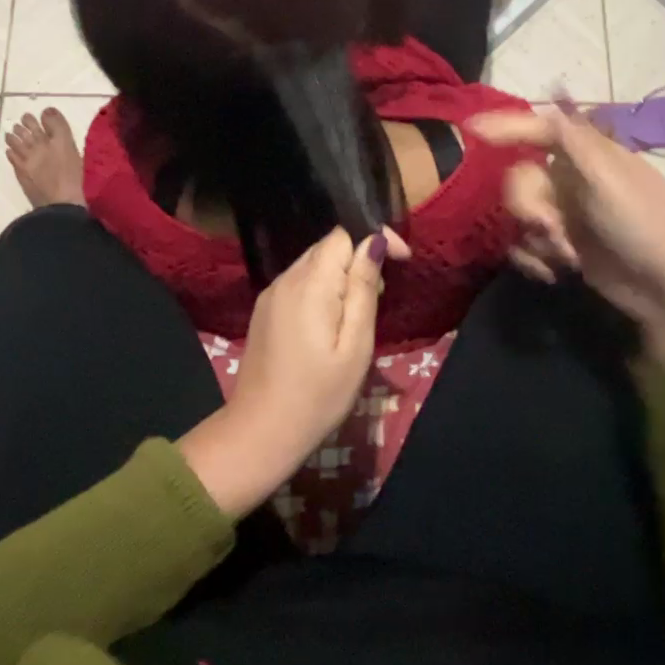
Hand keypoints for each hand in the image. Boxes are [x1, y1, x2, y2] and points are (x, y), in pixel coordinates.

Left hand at [178, 227, 409, 516]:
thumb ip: (363, 290)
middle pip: (326, 247)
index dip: (373, 238)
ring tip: (360, 313)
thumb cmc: (319, 394)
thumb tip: (372, 243)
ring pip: (312, 264)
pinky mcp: (264, 311)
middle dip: (359, 257)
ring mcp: (270, 294)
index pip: (342, 234)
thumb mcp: (355, 345)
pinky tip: (332, 322)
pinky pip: (298, 284)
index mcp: (310, 284)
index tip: (402, 260)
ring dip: (340, 275)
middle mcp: (285, 279)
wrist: (262, 430)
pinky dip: (321, 290)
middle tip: (383, 293)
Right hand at [471, 108, 664, 367]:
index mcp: (590, 156)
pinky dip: (533, 258)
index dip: (508, 127)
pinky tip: (553, 272)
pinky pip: (524, 244)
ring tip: (564, 257)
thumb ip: (575, 143)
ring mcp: (567, 215)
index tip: (473, 129)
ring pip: (520, 215)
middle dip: (528, 207)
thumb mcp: (610, 180)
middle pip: (521, 179)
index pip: (542, 130)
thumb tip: (548, 101)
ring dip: (534, 238)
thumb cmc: (644, 227)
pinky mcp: (562, 246)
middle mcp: (574, 180)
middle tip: (550, 230)